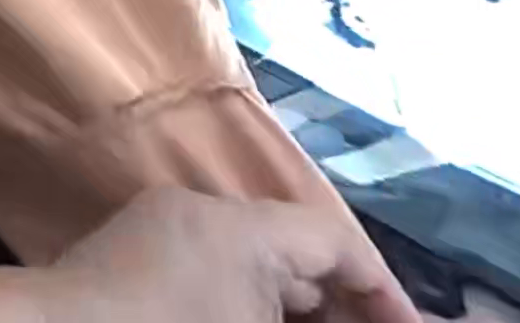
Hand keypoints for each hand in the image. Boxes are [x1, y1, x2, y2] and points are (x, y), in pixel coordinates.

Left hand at [39, 189, 421, 322]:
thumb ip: (327, 319)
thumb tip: (361, 316)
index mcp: (231, 223)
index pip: (331, 236)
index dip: (387, 295)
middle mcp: (191, 208)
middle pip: (291, 247)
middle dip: (339, 308)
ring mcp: (155, 222)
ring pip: (250, 259)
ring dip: (291, 308)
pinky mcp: (131, 246)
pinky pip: (208, 265)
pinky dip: (243, 297)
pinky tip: (247, 321)